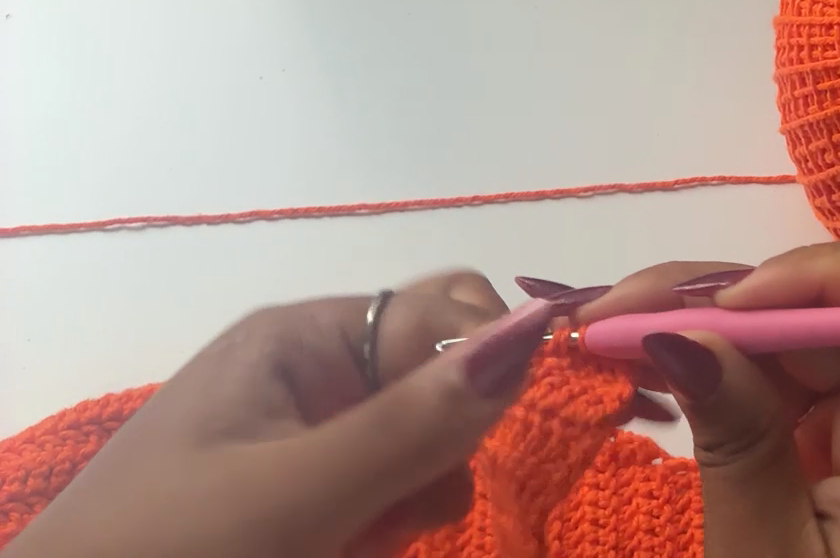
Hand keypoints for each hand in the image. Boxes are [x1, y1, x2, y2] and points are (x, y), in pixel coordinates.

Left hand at [7, 271, 551, 557]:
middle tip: (407, 503)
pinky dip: (396, 517)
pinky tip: (357, 550)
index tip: (467, 440)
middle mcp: (315, 366)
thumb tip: (543, 322)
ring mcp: (311, 429)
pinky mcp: (310, 484)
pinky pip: (398, 476)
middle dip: (444, 438)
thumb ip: (422, 415)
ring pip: (431, 430)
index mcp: (304, 336)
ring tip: (367, 543)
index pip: (450, 307)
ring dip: (422, 490)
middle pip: (444, 368)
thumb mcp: (297, 497)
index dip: (479, 364)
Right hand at [562, 242, 839, 557]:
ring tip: (613, 326)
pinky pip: (793, 380)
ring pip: (803, 336)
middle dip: (729, 298)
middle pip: (835, 307)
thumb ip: (738, 443)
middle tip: (613, 309)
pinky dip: (728, 369)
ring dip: (713, 327)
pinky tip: (660, 362)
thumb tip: (685, 331)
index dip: (813, 275)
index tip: (720, 307)